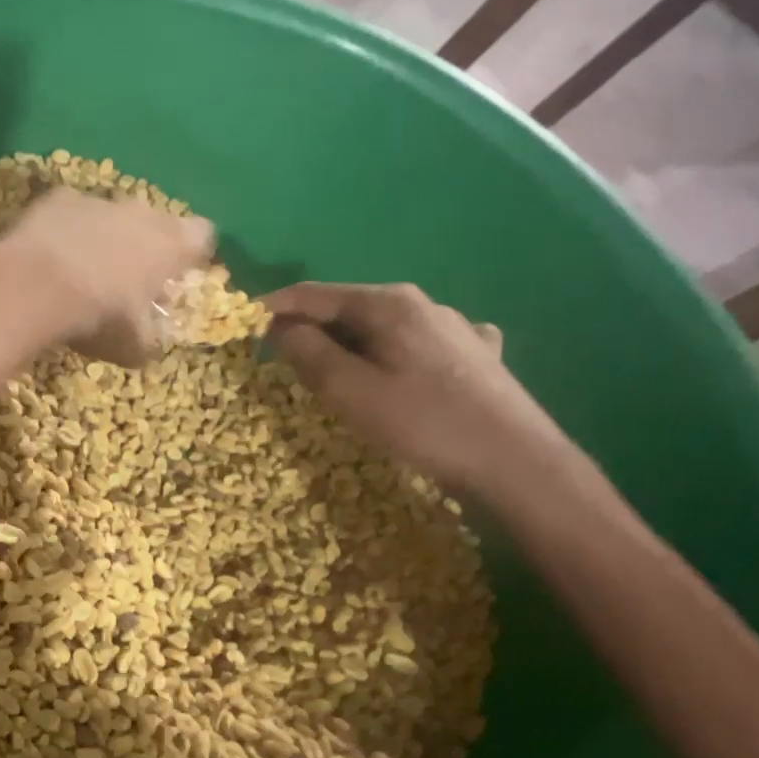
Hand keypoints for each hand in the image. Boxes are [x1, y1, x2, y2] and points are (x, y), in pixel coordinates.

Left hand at [0, 187, 213, 366]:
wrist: (34, 287)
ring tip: (79, 269)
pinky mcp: (58, 198)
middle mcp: (142, 212)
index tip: (174, 276)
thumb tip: (146, 346)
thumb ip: (147, 342)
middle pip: (155, 222)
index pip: (202, 236)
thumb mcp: (130, 346)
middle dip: (144, 246)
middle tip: (124, 279)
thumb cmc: (96, 318)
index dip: (189, 255)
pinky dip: (63, 228)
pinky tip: (47, 253)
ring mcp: (99, 201)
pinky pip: (69, 211)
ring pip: (111, 215)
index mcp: (173, 244)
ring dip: (102, 236)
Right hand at [264, 282, 573, 492]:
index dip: (271, 308)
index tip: (240, 327)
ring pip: (381, 328)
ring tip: (330, 373)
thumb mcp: (349, 391)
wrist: (518, 463)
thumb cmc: (424, 423)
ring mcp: (456, 327)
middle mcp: (423, 304)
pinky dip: (391, 354)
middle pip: (346, 308)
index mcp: (388, 304)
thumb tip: (282, 327)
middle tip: (277, 359)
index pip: (312, 294)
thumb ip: (308, 353)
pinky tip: (398, 374)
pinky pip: (416, 345)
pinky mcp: (477, 355)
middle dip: (309, 328)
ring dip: (348, 344)